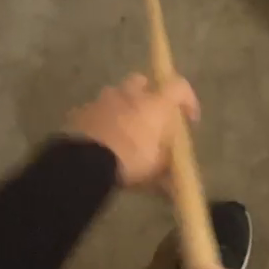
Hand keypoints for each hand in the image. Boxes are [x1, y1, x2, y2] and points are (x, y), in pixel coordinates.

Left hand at [64, 74, 199, 187]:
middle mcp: (129, 95)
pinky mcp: (80, 111)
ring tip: (121, 131)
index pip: (179, 87)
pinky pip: (95, 111)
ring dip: (121, 107)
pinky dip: (100, 121)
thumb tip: (175, 187)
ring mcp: (102, 100)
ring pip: (115, 95)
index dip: (187, 99)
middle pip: (142, 81)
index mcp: (155, 104)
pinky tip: (99, 140)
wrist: (83, 162)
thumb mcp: (155, 171)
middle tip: (149, 116)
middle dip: (147, 95)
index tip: (189, 118)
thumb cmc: (129, 161)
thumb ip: (167, 171)